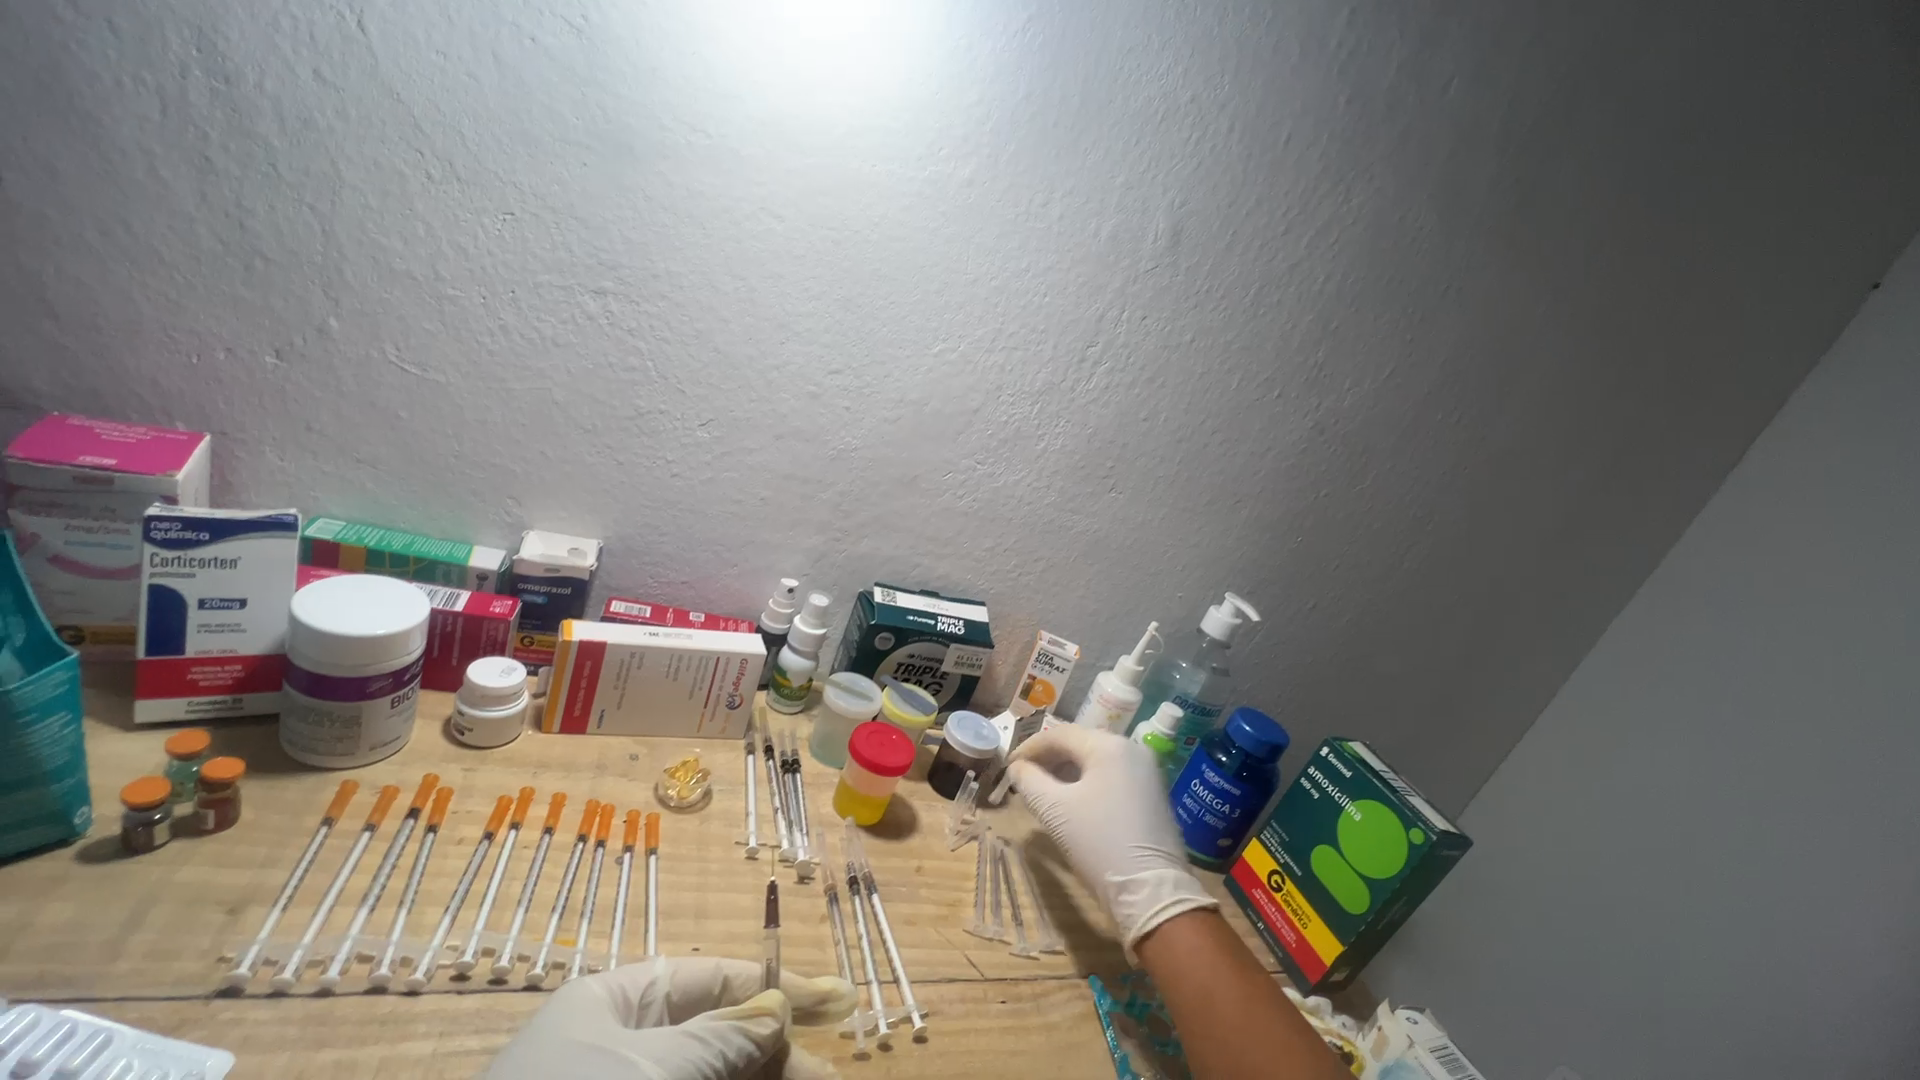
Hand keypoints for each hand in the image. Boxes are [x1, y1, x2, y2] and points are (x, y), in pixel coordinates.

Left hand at [484, 956, 857, 1079]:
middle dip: (775, 1053)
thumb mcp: (648, 1069)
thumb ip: (720, 1040)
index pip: (710, 980)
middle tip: (830, 1075)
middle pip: (717, 1037)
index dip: (774, 987)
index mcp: (614, 1005)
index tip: (836, 1000)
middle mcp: (623, 1046)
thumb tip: (779, 1007)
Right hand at [1008, 724, 1217, 959]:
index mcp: (1109, 746)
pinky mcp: (1152, 794)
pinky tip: (1072, 803)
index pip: (1059, 734)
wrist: (1151, 892)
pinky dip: (1087, 783)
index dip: (1028, 748)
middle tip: (1022, 780)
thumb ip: (1029, 781)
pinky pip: (1111, 777)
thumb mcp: (1055, 811)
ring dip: (1066, 772)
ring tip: (1043, 792)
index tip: (1007, 767)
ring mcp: (1147, 772)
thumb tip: (1018, 768)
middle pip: (1079, 744)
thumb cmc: (1099, 844)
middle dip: (1047, 760)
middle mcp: (1132, 749)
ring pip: (1095, 761)